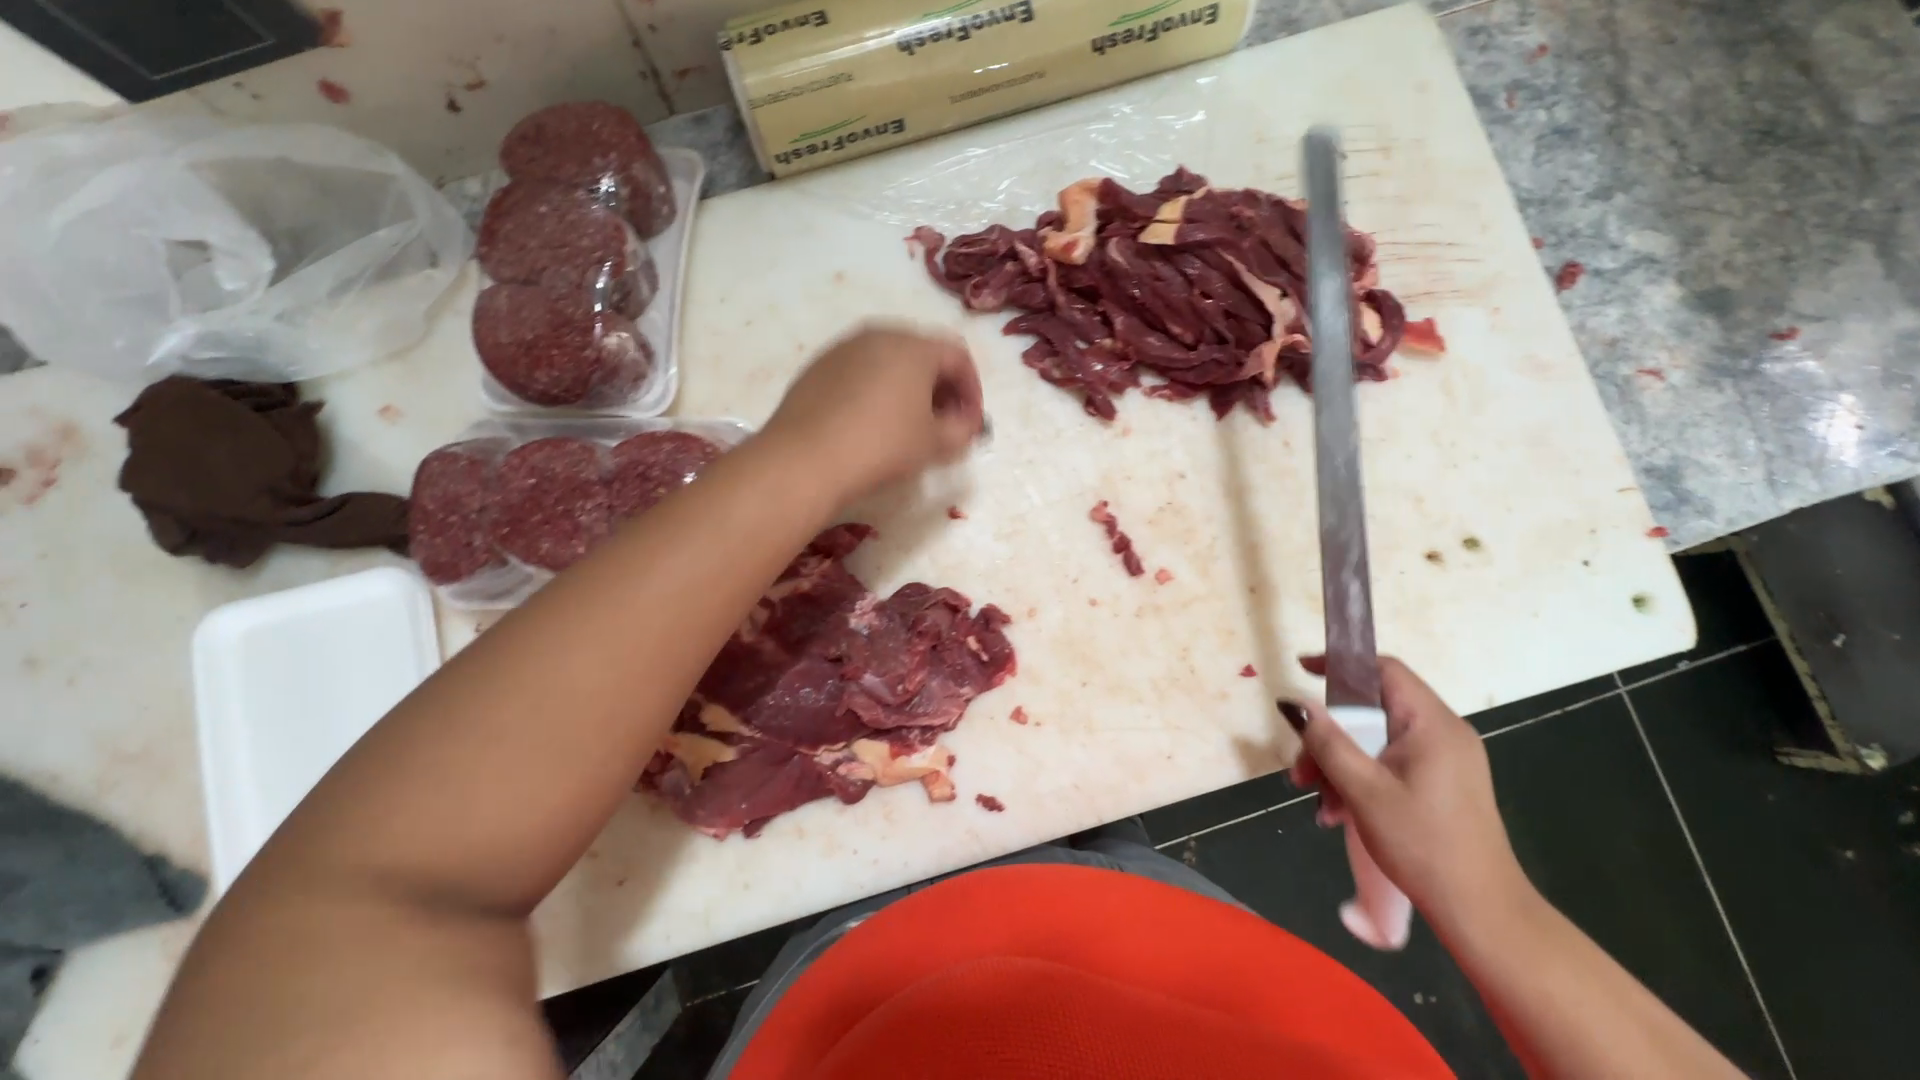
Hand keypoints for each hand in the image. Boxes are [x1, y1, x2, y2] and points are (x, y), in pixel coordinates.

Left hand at [761, 325, 985, 506]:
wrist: (804, 458)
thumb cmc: (880, 446)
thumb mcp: (934, 444)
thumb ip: (962, 430)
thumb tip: (966, 424)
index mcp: (914, 345)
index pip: (959, 357)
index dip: (973, 391)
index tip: (971, 425)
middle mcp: (879, 334)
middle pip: (923, 354)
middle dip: (940, 387)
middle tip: (943, 423)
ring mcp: (843, 348)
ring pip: (889, 361)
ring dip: (907, 388)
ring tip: (907, 425)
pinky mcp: (817, 367)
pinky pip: (859, 372)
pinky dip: (875, 391)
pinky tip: (870, 424)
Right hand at [1286, 657, 1532, 925]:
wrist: (1481, 910)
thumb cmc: (1422, 843)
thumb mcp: (1363, 790)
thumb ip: (1327, 741)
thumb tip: (1295, 702)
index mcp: (1432, 724)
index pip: (1384, 670)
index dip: (1341, 664)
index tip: (1303, 670)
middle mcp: (1445, 733)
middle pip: (1374, 711)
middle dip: (1330, 736)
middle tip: (1300, 771)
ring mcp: (1448, 760)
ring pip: (1379, 741)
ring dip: (1341, 763)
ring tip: (1319, 802)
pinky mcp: (1445, 784)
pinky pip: (1392, 763)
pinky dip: (1362, 779)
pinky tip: (1341, 813)